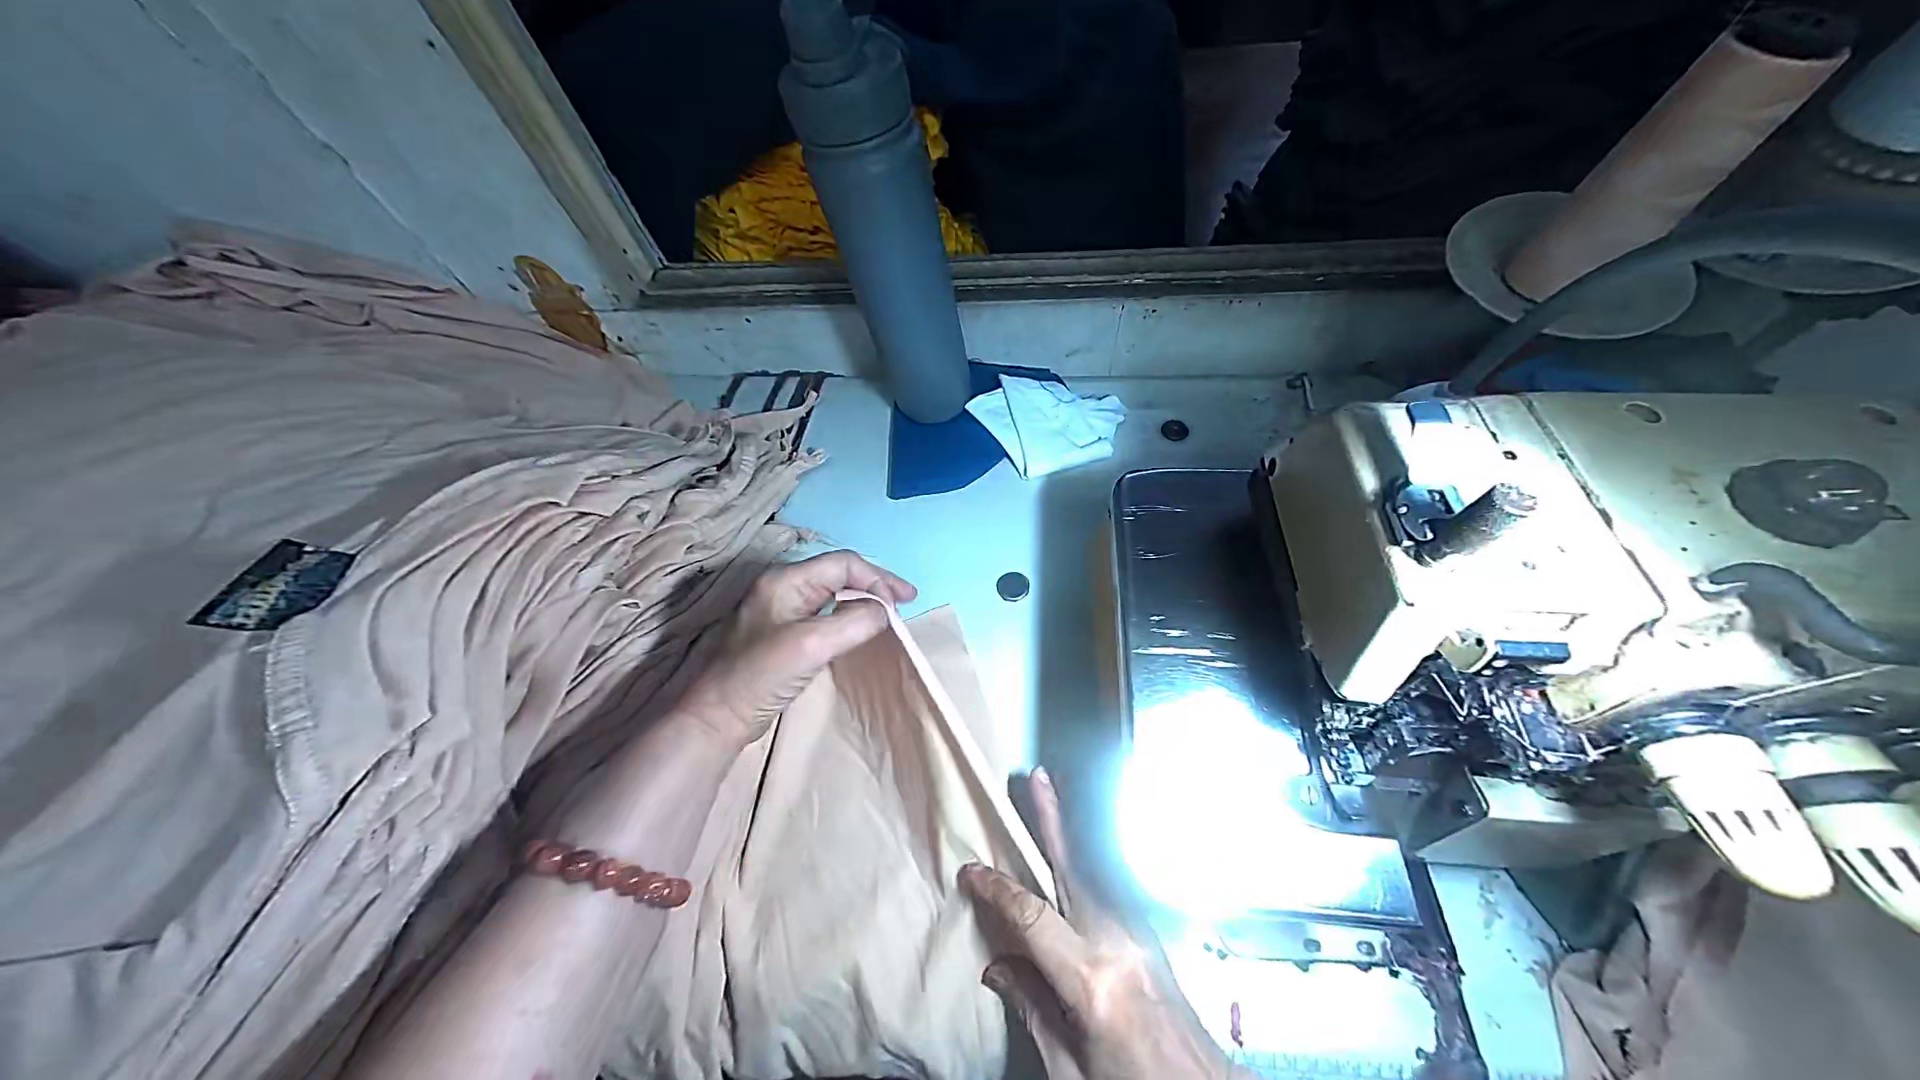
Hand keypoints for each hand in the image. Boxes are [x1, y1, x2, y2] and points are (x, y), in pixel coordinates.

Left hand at [675, 550, 915, 746]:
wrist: (718, 716)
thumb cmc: (761, 675)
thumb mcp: (812, 644)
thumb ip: (854, 621)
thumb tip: (884, 612)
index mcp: (786, 580)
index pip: (844, 564)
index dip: (877, 579)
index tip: (900, 606)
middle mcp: (784, 587)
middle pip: (841, 573)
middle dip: (876, 585)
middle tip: (907, 602)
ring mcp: (782, 610)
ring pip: (835, 593)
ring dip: (865, 600)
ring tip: (891, 614)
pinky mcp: (784, 633)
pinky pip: (827, 613)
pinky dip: (851, 616)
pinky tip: (862, 628)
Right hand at [960, 770, 1233, 1079]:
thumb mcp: (1071, 1070)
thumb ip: (1032, 1010)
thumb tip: (997, 968)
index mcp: (1093, 981)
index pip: (1031, 917)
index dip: (996, 891)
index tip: (970, 873)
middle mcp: (1119, 946)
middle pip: (1073, 868)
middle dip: (1051, 819)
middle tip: (1035, 778)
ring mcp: (1142, 939)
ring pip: (1094, 873)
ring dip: (1068, 836)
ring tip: (1050, 799)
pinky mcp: (1153, 942)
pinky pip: (1109, 892)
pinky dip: (1085, 866)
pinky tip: (1073, 858)